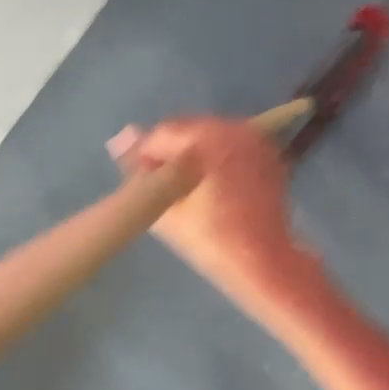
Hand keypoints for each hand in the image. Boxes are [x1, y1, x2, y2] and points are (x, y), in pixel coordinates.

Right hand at [108, 116, 318, 307]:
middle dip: (172, 152)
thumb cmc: (212, 240)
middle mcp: (233, 128)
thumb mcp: (167, 209)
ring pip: (210, 135)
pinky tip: (212, 185)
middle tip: (161, 183)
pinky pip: (233, 145)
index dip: (145, 155)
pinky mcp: (268, 154)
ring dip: (194, 153)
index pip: (161, 134)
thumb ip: (142, 172)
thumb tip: (120, 138)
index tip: (139, 180)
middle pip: (188, 130)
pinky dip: (218, 158)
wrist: (264, 261)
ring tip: (185, 185)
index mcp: (206, 139)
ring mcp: (255, 139)